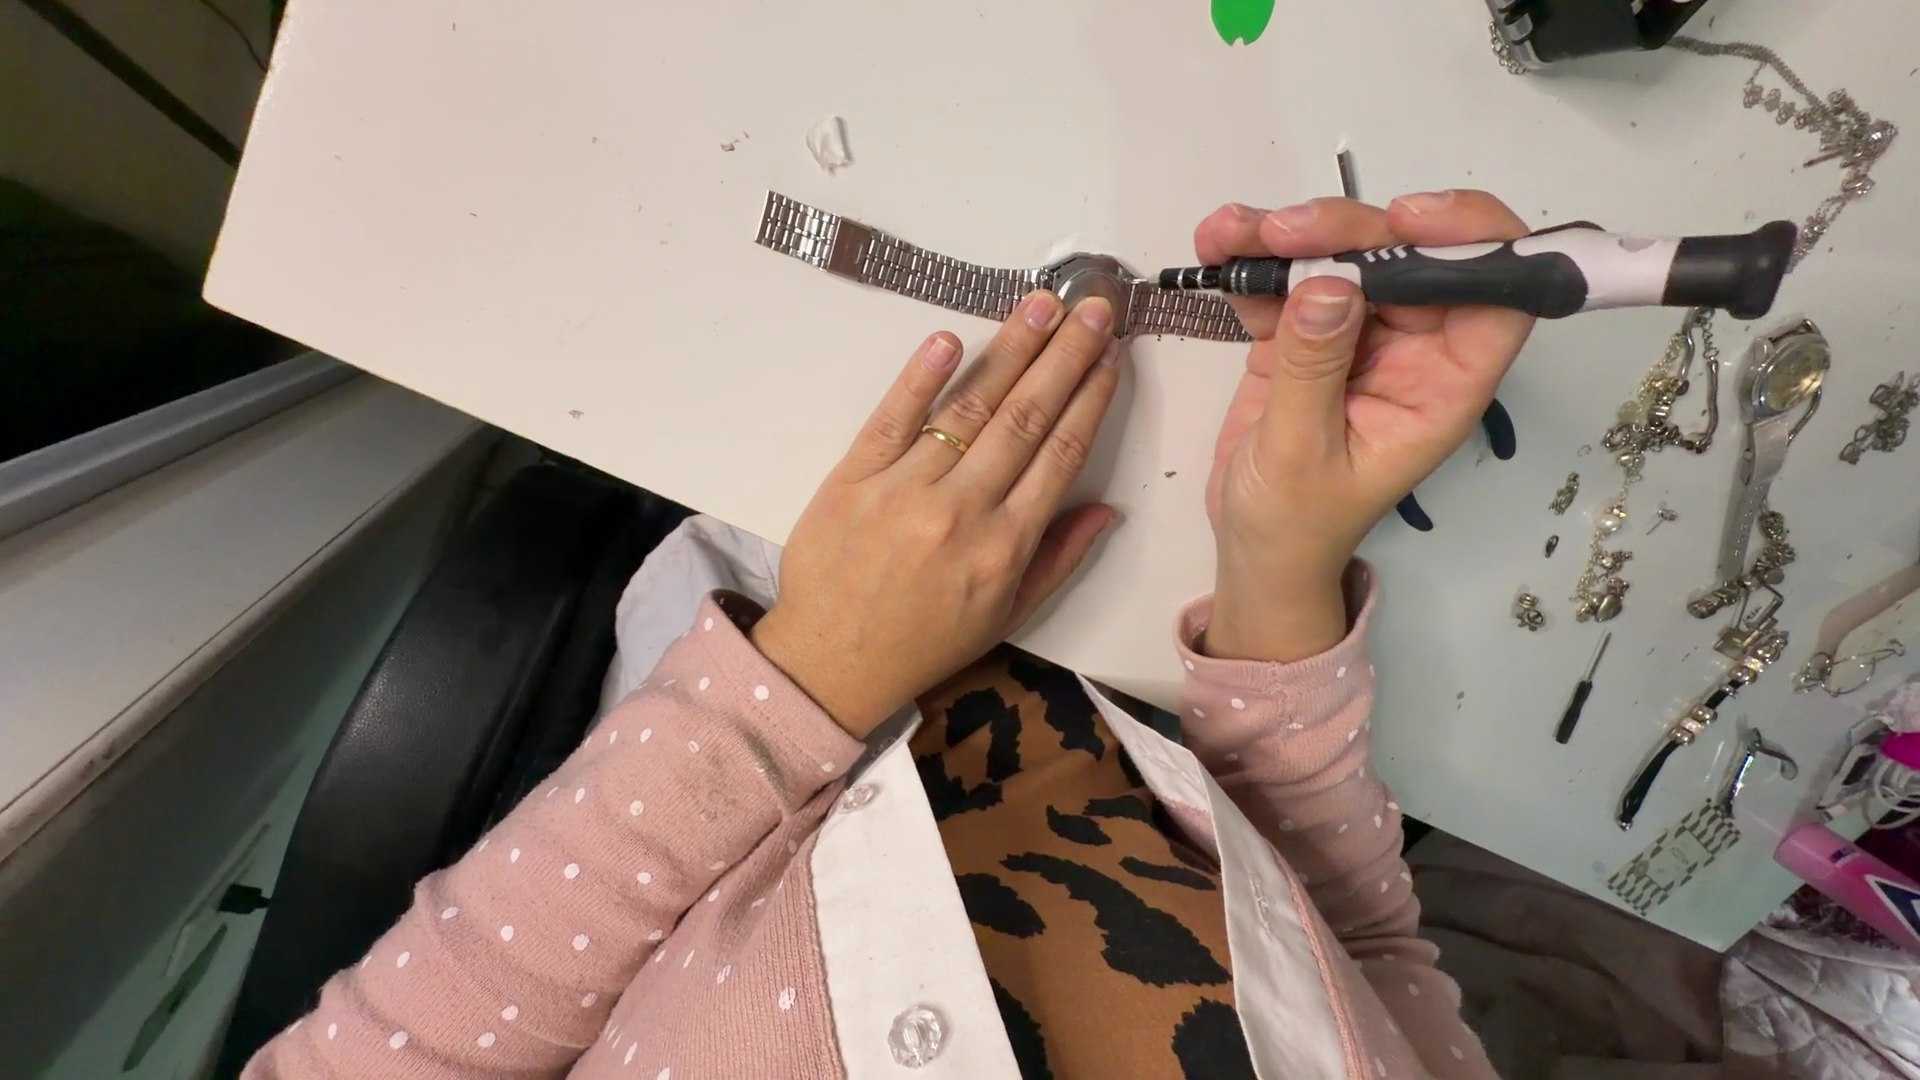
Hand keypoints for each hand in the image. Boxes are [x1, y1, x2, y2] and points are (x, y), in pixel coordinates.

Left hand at [752, 292, 1123, 736]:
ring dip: (1008, 351)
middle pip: (1023, 418)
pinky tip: (948, 339)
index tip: (1111, 357)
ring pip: (966, 408)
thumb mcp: (1006, 617)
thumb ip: (1058, 560)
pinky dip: (919, 377)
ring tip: (1040, 305)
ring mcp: (903, 491)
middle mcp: (961, 511)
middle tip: (1092, 308)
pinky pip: (890, 419)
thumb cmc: (926, 643)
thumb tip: (1106, 508)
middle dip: (1064, 358)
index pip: (1059, 455)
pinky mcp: (852, 479)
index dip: (1090, 400)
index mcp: (1005, 547)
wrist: (832, 662)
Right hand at [1194, 191, 1533, 661]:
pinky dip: (1250, 268)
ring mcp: (1348, 344)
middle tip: (1278, 230)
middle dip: (1343, 232)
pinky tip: (1215, 249)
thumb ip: (1314, 370)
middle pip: (1401, 262)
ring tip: (1230, 231)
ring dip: (1283, 240)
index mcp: (1438, 386)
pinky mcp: (1298, 344)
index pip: (1493, 297)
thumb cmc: (1294, 522)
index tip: (1406, 219)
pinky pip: (1284, 290)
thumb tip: (1330, 284)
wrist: (1252, 548)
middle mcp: (1405, 352)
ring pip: (1337, 264)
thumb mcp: (1302, 453)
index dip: (1470, 243)